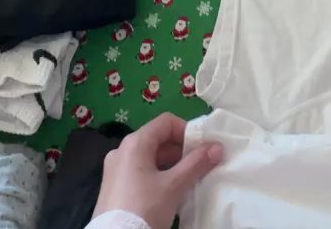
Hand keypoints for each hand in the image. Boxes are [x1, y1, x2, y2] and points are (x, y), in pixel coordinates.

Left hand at [93, 113, 222, 228]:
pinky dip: (156, 175)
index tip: (202, 148)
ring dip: (170, 164)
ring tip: (187, 181)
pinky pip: (139, 172)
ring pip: (149, 157)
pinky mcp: (113, 188)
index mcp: (135, 143)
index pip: (166, 122)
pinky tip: (168, 193)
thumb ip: (196, 164)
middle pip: (157, 139)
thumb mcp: (173, 187)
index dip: (187, 131)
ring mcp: (115, 169)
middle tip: (199, 165)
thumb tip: (218, 147)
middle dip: (181, 150)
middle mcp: (121, 150)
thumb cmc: (145, 209)